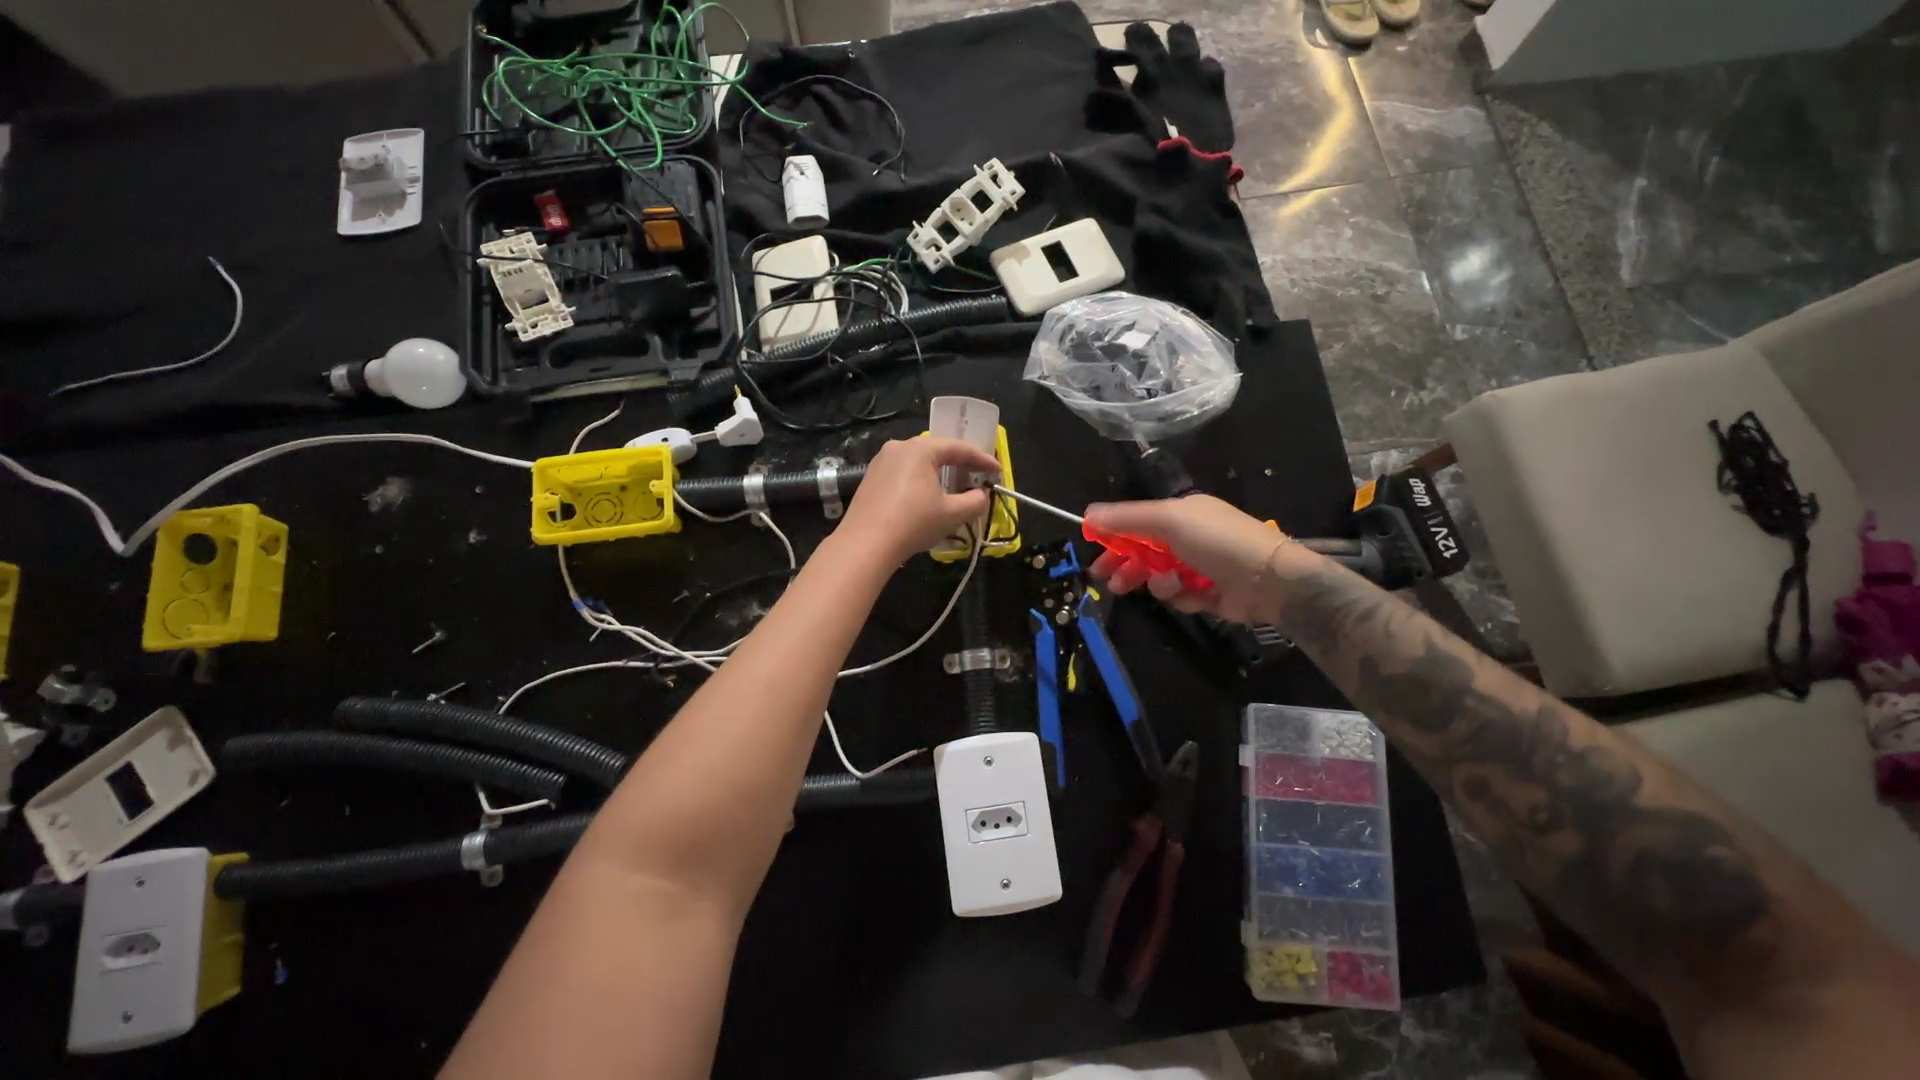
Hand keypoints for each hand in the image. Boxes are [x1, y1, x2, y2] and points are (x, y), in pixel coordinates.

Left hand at [839, 436, 1001, 562]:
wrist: (866, 543)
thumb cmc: (913, 523)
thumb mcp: (952, 514)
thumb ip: (975, 501)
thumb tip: (982, 495)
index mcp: (920, 449)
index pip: (959, 449)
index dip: (982, 460)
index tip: (997, 471)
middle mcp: (899, 448)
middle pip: (937, 452)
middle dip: (959, 465)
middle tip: (977, 477)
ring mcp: (880, 462)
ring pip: (918, 464)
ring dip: (939, 475)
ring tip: (954, 489)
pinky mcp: (870, 479)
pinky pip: (903, 474)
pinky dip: (920, 482)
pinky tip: (926, 498)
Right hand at [1085, 495, 1305, 621]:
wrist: (1269, 578)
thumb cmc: (1216, 541)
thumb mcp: (1168, 520)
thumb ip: (1127, 518)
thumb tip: (1087, 513)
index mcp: (1181, 514)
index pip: (1137, 523)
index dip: (1114, 537)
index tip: (1094, 551)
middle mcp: (1189, 538)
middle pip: (1144, 553)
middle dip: (1126, 566)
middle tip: (1107, 580)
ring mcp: (1200, 567)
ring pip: (1160, 577)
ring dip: (1158, 582)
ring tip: (1165, 585)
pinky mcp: (1209, 594)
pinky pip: (1181, 597)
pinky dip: (1183, 596)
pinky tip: (1193, 594)